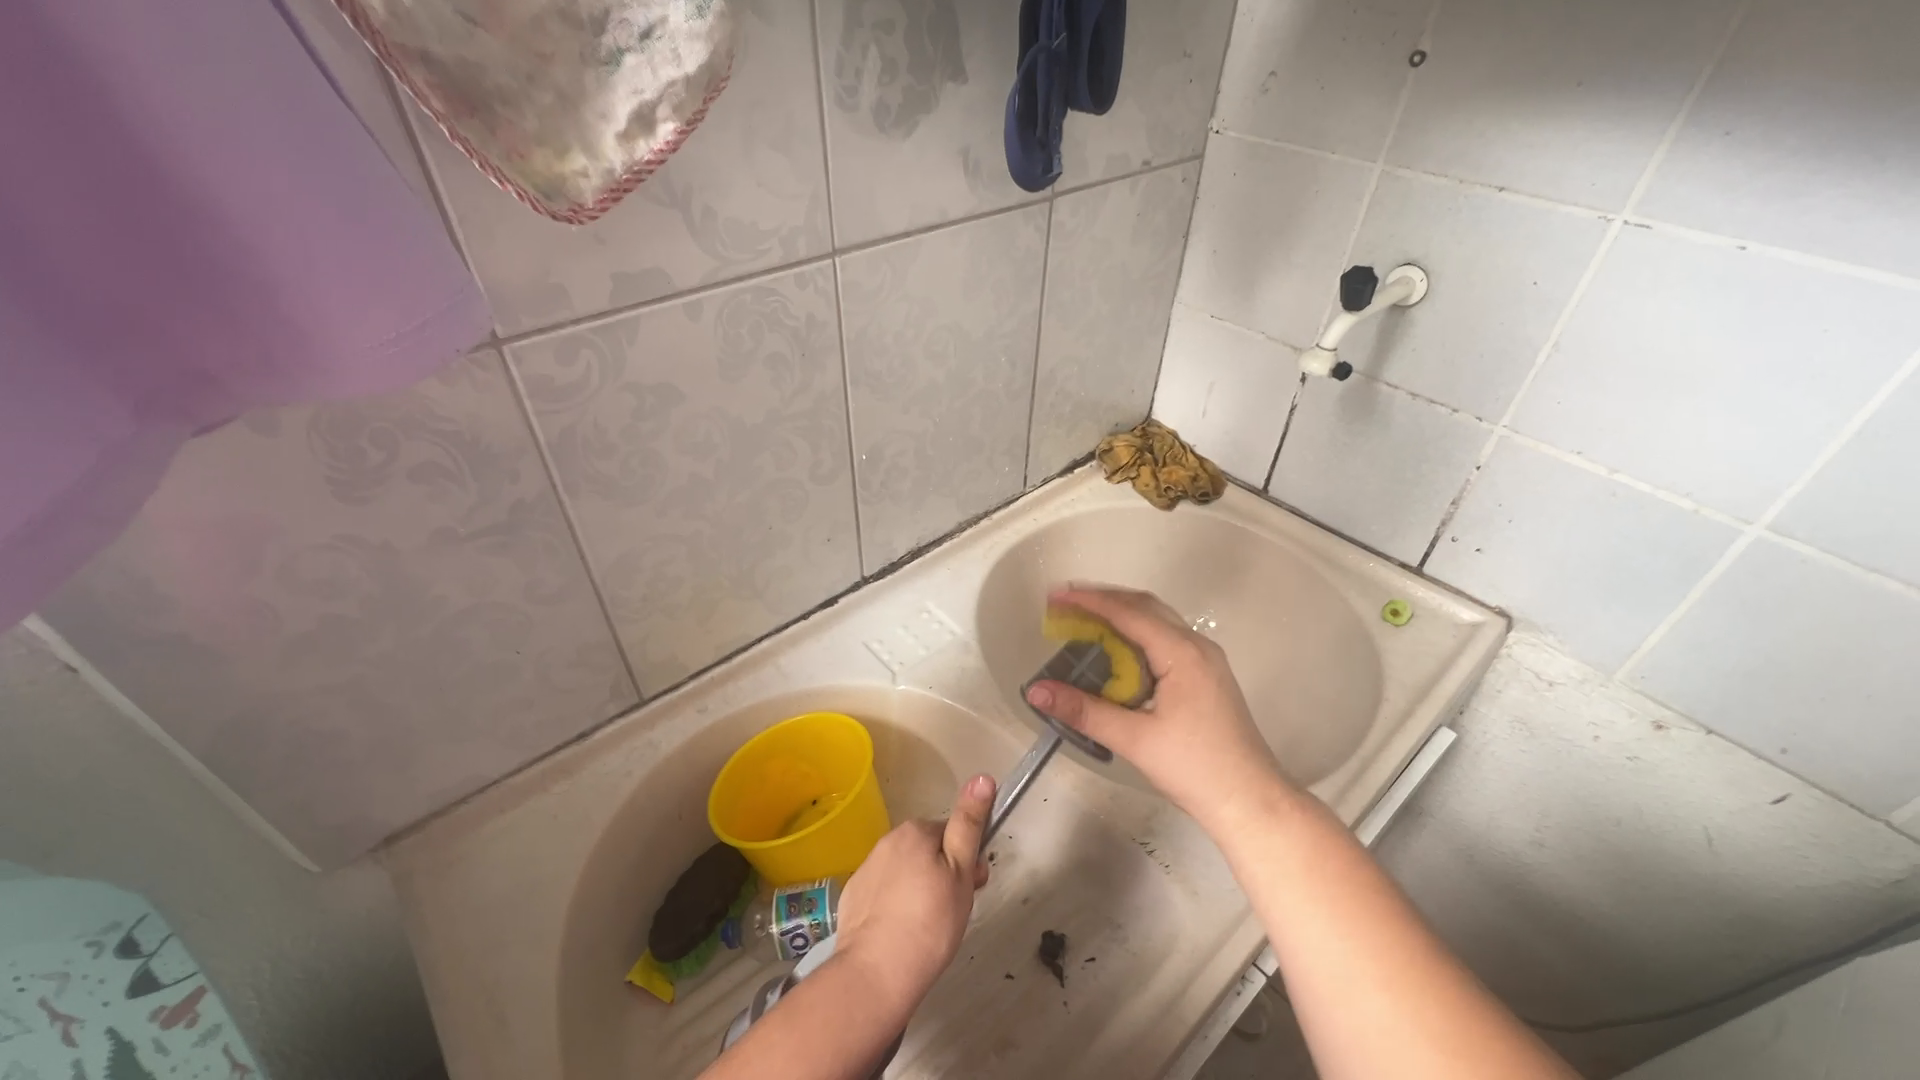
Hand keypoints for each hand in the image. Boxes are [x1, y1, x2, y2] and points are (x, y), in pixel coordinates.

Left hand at [833, 774, 994, 1008]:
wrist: (876, 972)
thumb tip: (982, 777)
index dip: (967, 860)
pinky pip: (883, 893)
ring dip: (919, 889)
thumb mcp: (961, 871)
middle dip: (942, 874)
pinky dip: (895, 906)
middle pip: (927, 851)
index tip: (974, 888)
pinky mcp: (853, 897)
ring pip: (905, 872)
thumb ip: (969, 824)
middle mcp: (886, 842)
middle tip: (952, 911)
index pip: (951, 834)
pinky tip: (901, 932)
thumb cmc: (930, 921)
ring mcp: (866, 869)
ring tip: (927, 927)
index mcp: (915, 831)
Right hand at [1025, 585, 1285, 827]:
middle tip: (1064, 605)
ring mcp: (1205, 661)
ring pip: (1158, 623)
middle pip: (1145, 607)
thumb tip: (1037, 691)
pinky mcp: (1205, 678)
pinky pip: (1165, 642)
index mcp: (1182, 653)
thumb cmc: (1195, 768)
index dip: (1089, 601)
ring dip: (1121, 617)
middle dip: (1103, 601)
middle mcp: (1197, 647)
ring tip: (1083, 622)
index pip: (1129, 613)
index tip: (1055, 596)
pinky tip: (1115, 655)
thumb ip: (1084, 711)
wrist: (1250, 800)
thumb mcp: (1135, 740)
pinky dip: (1135, 638)